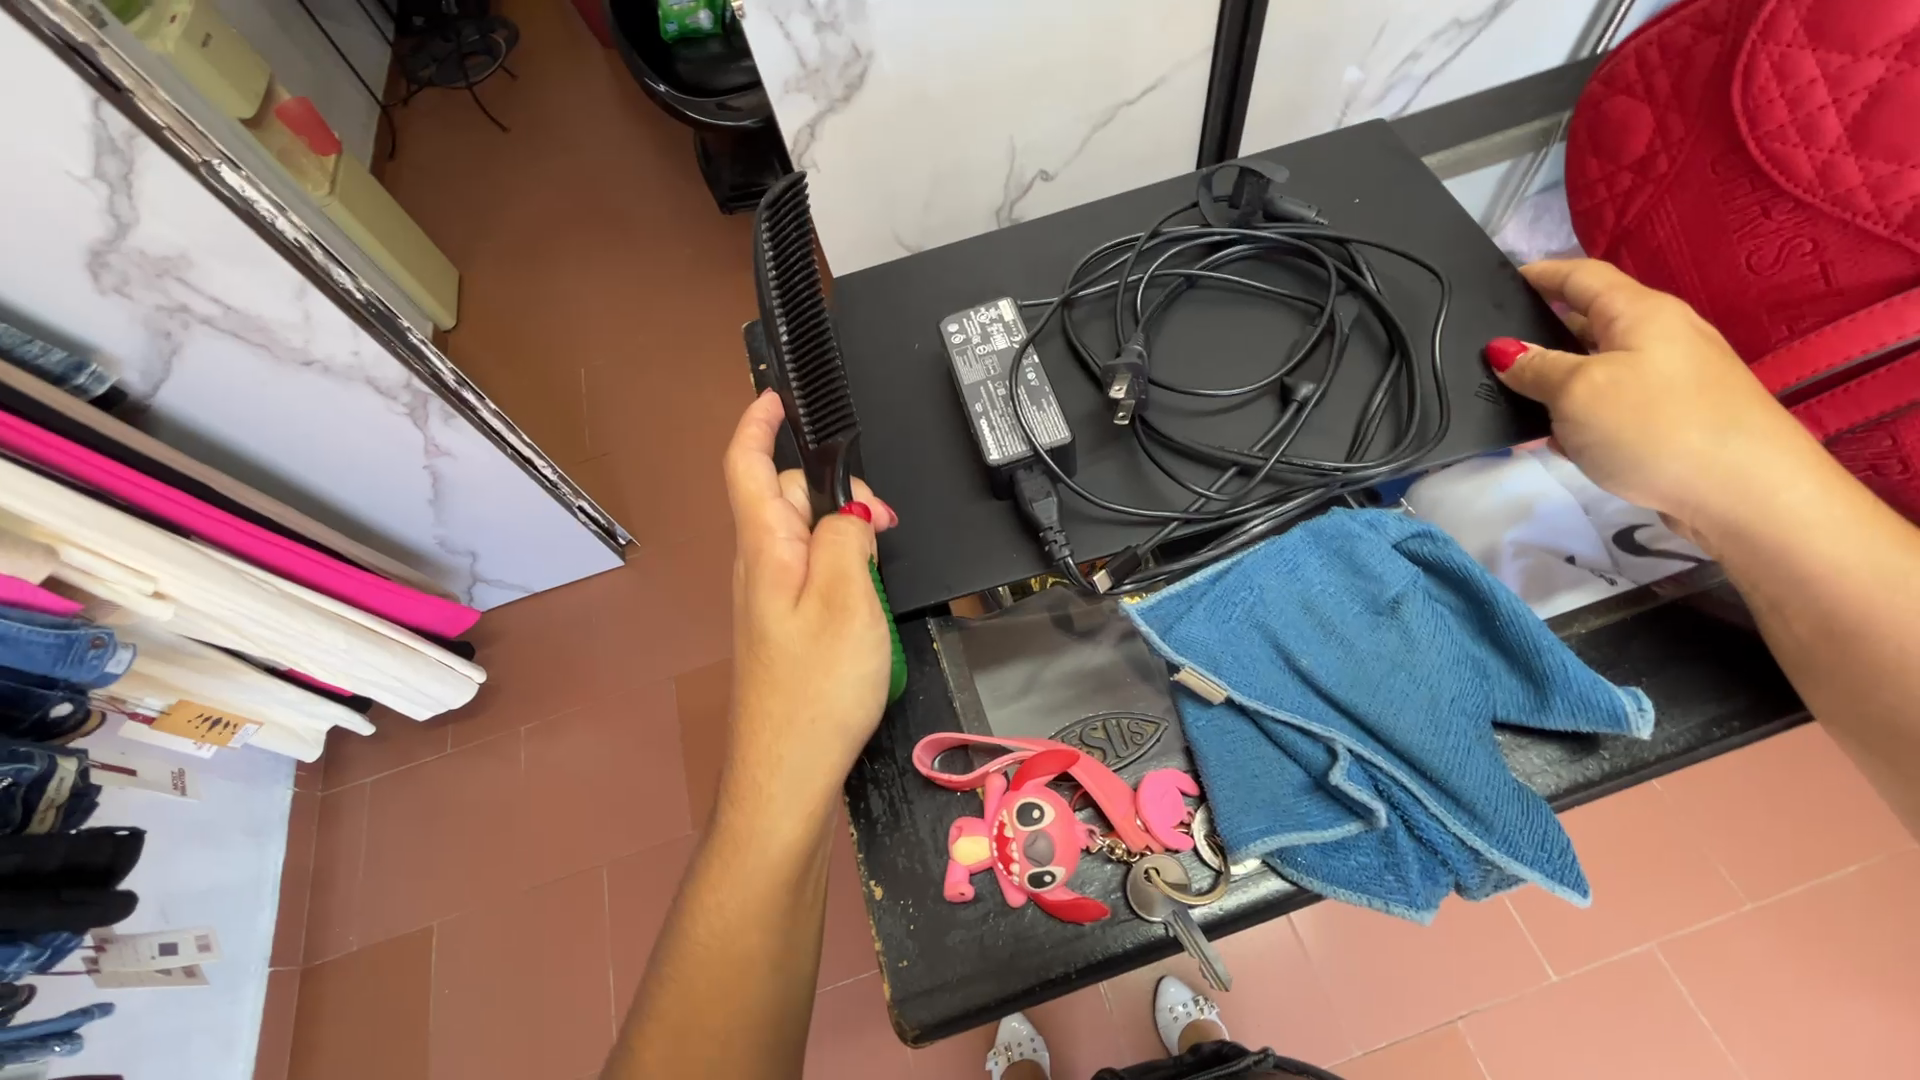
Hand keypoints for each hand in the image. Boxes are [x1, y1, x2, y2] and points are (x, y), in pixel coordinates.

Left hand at [719, 390, 898, 816]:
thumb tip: (849, 510)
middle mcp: (760, 566)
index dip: (759, 424)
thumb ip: (846, 536)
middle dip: (837, 490)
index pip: (748, 466)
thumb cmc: (816, 689)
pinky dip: (843, 566)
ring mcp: (771, 598)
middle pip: (789, 497)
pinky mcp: (787, 625)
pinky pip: (813, 572)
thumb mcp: (846, 597)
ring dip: (847, 533)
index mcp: (765, 548)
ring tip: (882, 564)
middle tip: (885, 521)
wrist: (789, 771)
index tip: (778, 396)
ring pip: (807, 536)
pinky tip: (868, 597)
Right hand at [1488, 258, 1829, 544]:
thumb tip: (1504, 350)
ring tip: (1510, 405)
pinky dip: (1576, 414)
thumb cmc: (1656, 426)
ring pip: (1593, 368)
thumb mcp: (1578, 392)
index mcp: (1640, 313)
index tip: (1497, 281)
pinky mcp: (1670, 417)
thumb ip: (1535, 368)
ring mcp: (1668, 378)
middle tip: (1488, 355)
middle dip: (1539, 335)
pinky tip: (1557, 440)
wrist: (1745, 491)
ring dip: (1553, 383)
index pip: (1582, 276)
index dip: (1538, 273)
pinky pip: (1608, 403)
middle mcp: (1659, 336)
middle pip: (1587, 323)